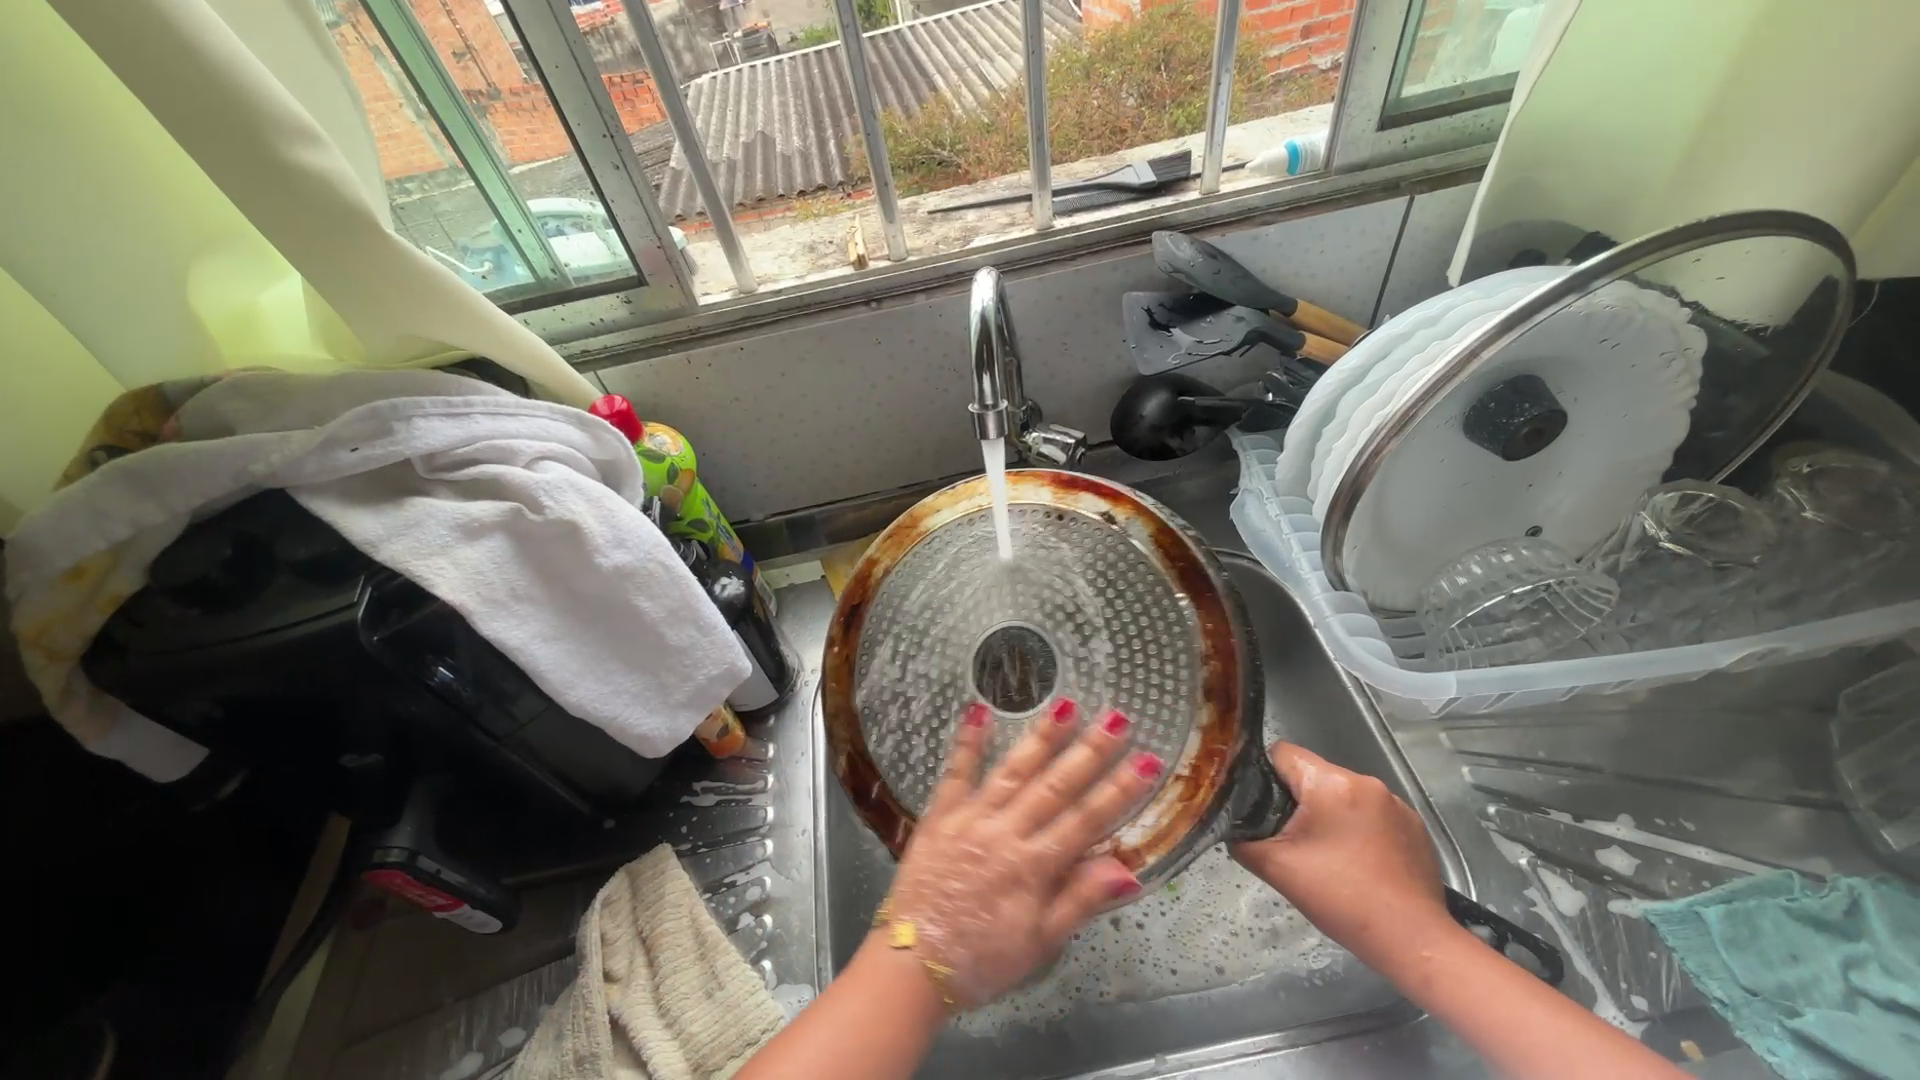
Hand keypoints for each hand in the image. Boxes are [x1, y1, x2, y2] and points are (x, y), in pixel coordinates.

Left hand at [876, 699, 1162, 1008]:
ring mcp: (970, 818)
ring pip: (1013, 770)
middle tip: (1117, 718)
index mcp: (1034, 867)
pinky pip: (956, 772)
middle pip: (1055, 786)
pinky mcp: (939, 815)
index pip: (1087, 820)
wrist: (912, 965)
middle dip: (1090, 751)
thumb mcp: (1040, 943)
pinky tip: (979, 710)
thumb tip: (1128, 870)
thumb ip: (1080, 900)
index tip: (1148, 761)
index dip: (1120, 790)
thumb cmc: (981, 960)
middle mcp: (1006, 833)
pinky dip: (968, 741)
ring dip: (1041, 737)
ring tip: (1066, 704)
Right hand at [1229, 741, 1451, 967]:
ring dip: (1331, 815)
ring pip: (1344, 795)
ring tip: (1329, 857)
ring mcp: (1397, 804)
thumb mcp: (1276, 869)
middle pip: (1315, 775)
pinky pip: (1373, 814)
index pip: (1283, 753)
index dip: (1264, 775)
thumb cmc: (1341, 899)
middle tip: (1293, 841)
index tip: (1264, 808)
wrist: (1412, 940)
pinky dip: (1360, 830)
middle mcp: (1368, 783)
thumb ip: (1242, 840)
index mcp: (1332, 784)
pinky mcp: (1416, 827)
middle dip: (1299, 801)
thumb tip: (1233, 827)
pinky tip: (1360, 864)